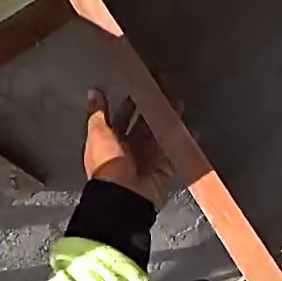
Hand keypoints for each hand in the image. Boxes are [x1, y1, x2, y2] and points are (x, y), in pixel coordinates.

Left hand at [84, 88, 171, 206]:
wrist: (125, 196)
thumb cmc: (108, 167)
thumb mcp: (98, 134)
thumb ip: (98, 113)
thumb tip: (93, 93)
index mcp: (109, 141)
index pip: (120, 116)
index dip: (128, 101)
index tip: (138, 84)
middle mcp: (128, 149)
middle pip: (142, 122)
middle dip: (151, 106)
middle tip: (161, 88)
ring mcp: (146, 158)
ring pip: (158, 133)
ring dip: (167, 118)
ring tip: (176, 102)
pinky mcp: (162, 167)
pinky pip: (173, 150)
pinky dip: (181, 139)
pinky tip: (188, 127)